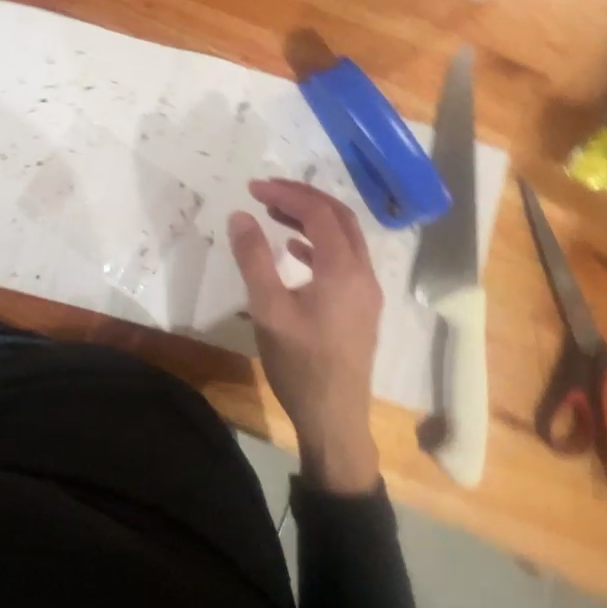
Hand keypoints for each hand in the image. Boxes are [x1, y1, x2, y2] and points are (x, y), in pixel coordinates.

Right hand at [228, 179, 384, 494]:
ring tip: (275, 215)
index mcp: (344, 269)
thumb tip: (240, 216)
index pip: (319, 213)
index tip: (253, 188)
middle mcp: (363, 274)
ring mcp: (366, 293)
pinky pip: (343, 261)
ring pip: (344, 239)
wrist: (335, 419)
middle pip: (339, 218)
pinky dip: (318, 245)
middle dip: (303, 199)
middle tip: (266, 192)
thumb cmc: (300, 364)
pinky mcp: (360, 309)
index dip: (287, 194)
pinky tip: (294, 252)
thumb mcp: (268, 309)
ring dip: (312, 220)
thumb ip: (253, 259)